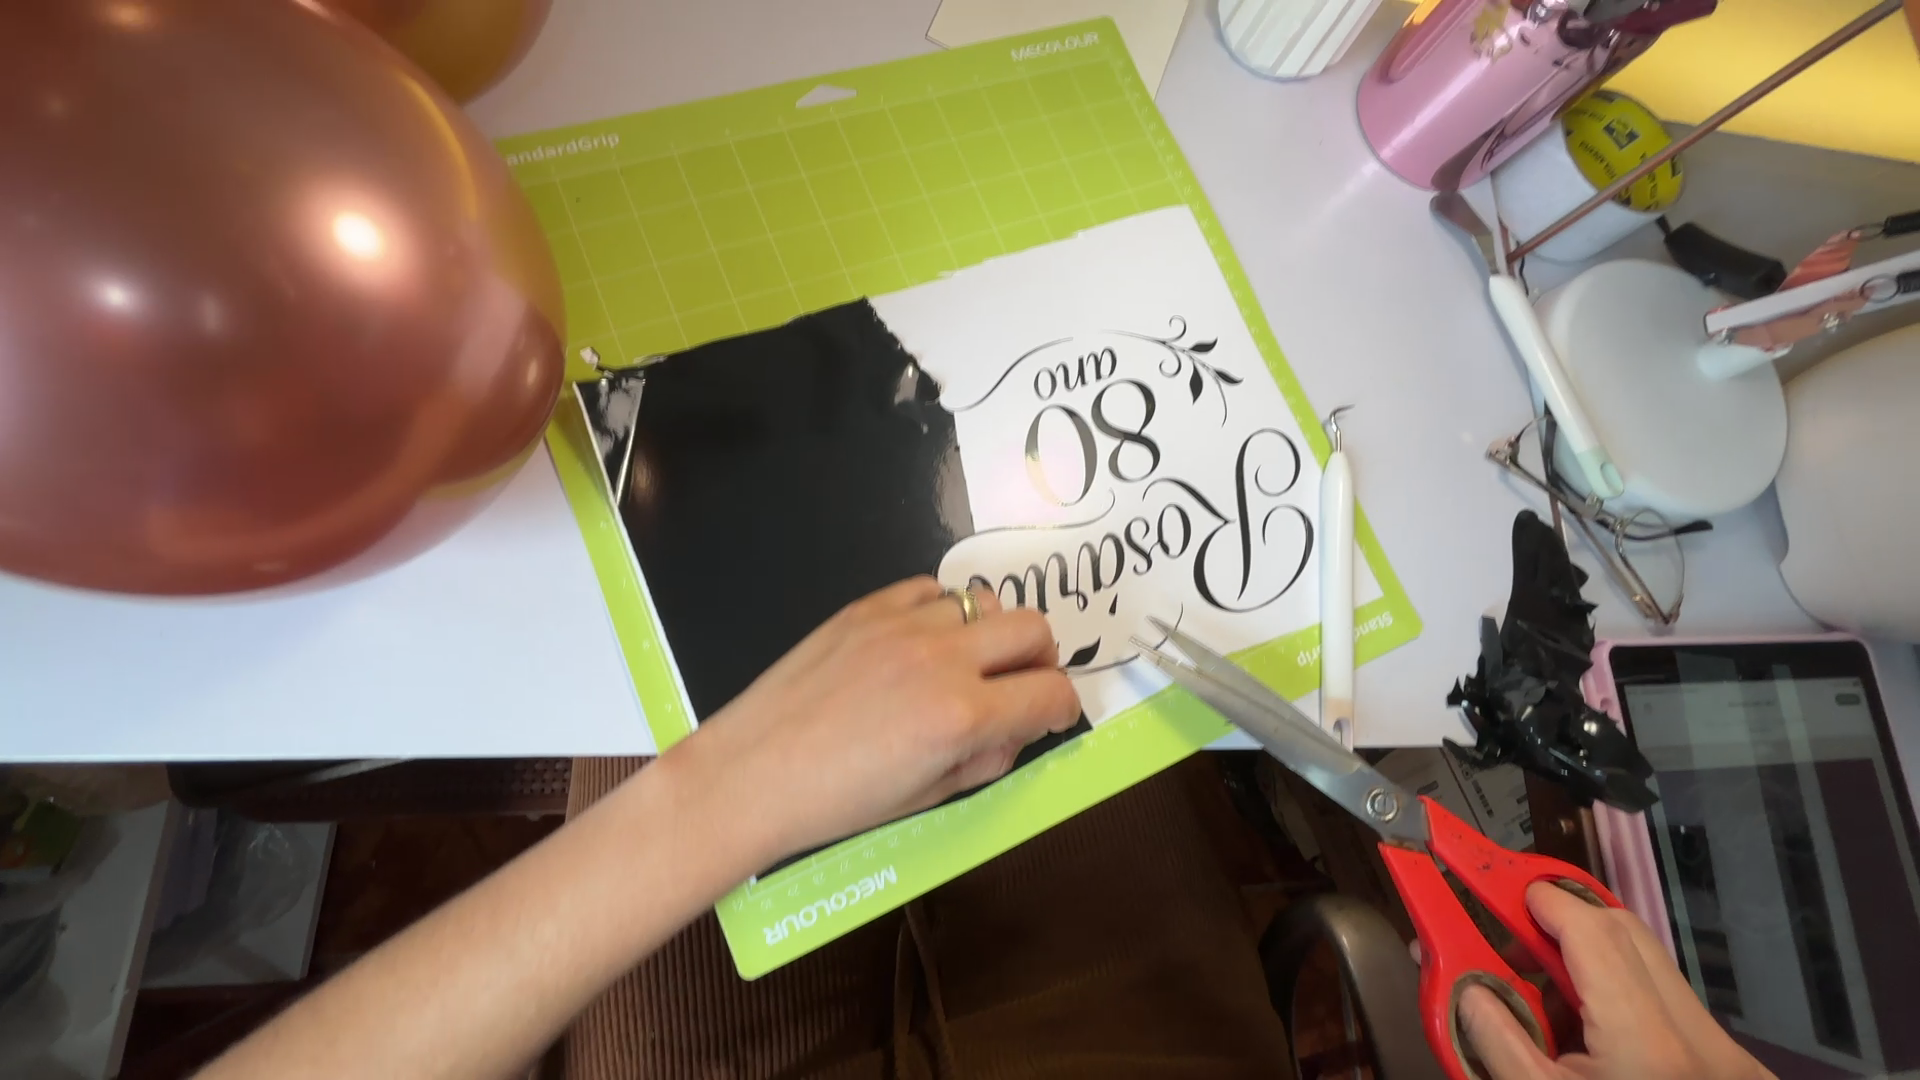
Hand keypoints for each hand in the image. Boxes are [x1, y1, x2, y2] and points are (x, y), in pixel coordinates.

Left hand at [661, 577, 1082, 864]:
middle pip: (1034, 629)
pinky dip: (943, 612)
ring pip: (986, 601)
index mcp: (961, 716)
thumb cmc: (839, 804)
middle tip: (1018, 686)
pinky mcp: (868, 606)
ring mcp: (903, 624)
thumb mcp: (930, 797)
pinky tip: (921, 641)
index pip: (1053, 693)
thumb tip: (1019, 726)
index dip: (1062, 709)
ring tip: (965, 662)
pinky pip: (931, 588)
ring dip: (991, 633)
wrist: (750, 774)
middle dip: (1041, 661)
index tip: (1049, 716)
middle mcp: (942, 658)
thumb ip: (989, 757)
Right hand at [1459, 882, 1773, 1079]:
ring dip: (1579, 954)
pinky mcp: (1732, 1069)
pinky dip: (1610, 990)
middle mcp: (1705, 1043)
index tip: (1485, 881)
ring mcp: (1729, 1057)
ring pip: (1645, 961)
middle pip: (1623, 929)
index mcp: (1651, 1050)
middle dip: (1555, 915)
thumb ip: (1491, 1034)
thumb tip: (1459, 975)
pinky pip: (1663, 1000)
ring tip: (1534, 993)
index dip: (1535, 897)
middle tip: (1502, 930)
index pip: (1591, 931)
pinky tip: (1578, 1030)